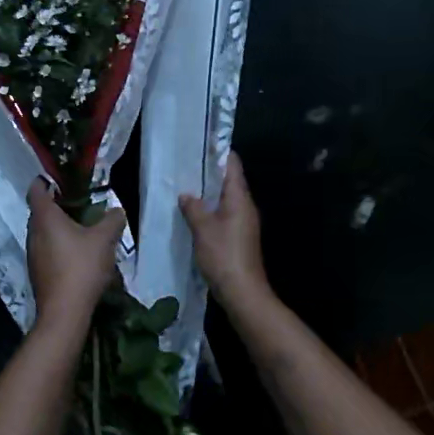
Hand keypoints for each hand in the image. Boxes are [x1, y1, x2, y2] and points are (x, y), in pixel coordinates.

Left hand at [26, 182, 125, 324]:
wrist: (65, 311)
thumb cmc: (82, 266)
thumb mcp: (105, 238)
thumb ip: (113, 219)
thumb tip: (116, 210)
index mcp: (45, 219)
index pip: (37, 191)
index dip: (45, 181)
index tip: (60, 178)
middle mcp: (34, 233)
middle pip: (41, 212)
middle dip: (58, 205)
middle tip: (81, 202)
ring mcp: (34, 254)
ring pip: (44, 232)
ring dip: (60, 226)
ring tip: (84, 227)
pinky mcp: (38, 271)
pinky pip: (48, 248)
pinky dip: (60, 244)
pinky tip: (80, 252)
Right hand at [180, 153, 268, 306]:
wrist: (243, 290)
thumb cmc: (224, 255)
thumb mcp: (203, 229)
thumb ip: (194, 208)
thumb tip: (186, 194)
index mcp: (240, 198)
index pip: (233, 165)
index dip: (219, 153)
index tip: (202, 144)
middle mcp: (246, 206)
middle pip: (230, 181)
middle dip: (210, 173)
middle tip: (187, 164)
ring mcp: (245, 221)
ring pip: (227, 199)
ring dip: (209, 193)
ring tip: (187, 186)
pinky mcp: (240, 236)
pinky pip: (225, 214)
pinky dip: (212, 209)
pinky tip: (195, 213)